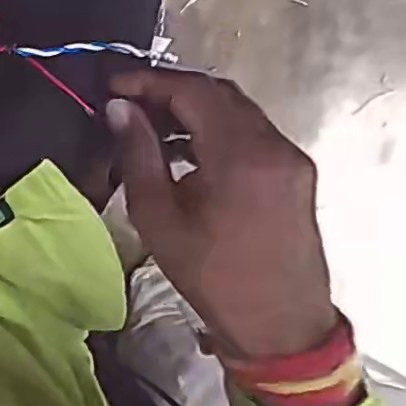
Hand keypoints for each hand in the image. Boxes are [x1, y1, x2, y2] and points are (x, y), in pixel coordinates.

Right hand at [106, 68, 335, 358]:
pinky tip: (182, 147)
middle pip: (217, 92)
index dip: (148, 80)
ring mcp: (290, 158)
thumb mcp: (157, 214)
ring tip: (147, 122)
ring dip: (191, 106)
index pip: (192, 91)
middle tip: (126, 101)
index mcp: (242, 154)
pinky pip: (249, 131)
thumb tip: (120, 108)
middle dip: (168, 88)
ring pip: (235, 109)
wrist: (279, 324)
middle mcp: (275, 145)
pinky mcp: (294, 172)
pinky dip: (213, 126)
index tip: (112, 85)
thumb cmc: (209, 273)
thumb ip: (138, 152)